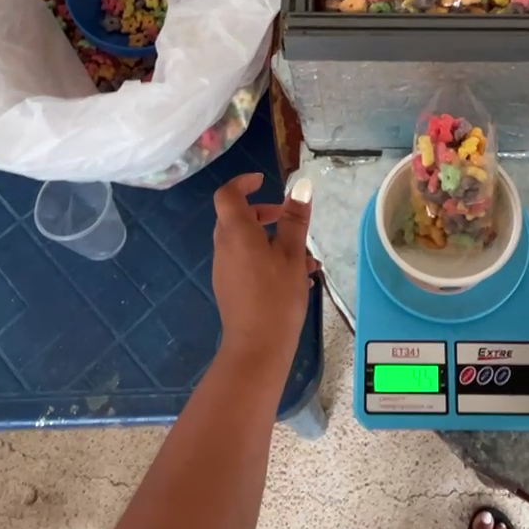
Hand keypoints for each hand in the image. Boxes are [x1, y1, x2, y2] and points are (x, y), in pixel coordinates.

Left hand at [211, 173, 316, 371]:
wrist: (257, 347)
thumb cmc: (277, 296)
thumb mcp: (293, 253)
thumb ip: (295, 218)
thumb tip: (300, 187)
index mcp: (237, 233)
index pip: (227, 195)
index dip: (242, 183)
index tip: (263, 181)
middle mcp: (225, 247)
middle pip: (236, 217)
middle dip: (263, 212)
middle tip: (288, 217)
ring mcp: (225, 269)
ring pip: (245, 241)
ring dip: (270, 237)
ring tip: (303, 254)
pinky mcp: (231, 287)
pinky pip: (247, 260)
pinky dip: (267, 257)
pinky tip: (297, 276)